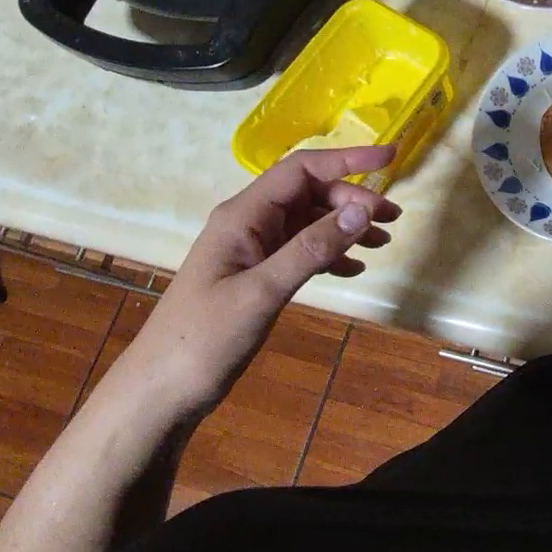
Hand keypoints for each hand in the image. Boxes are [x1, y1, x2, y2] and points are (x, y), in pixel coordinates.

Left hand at [106, 146, 401, 415]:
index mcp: (243, 215)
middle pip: (309, 193)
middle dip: (352, 200)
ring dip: (346, 227)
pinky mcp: (257, 276)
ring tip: (383, 241)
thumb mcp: (262, 291)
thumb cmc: (204, 337)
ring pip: (309, 222)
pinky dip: (331, 255)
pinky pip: (302, 251)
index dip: (347, 159)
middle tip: (391, 220)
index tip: (390, 159)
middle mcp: (249, 224)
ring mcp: (252, 250)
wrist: (160, 392)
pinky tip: (354, 269)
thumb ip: (312, 248)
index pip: (302, 170)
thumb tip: (362, 210)